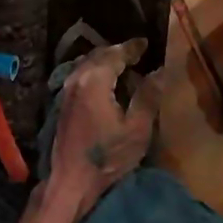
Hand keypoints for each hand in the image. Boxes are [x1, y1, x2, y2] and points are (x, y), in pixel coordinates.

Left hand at [45, 39, 160, 216]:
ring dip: (105, 60)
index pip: (115, 54)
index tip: (146, 43)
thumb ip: (147, 97)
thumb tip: (159, 71)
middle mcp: (77, 78)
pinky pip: (81, 74)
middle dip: (118, 51)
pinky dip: (95, 70)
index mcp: (94, 80)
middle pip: (98, 55)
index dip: (131, 48)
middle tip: (136, 52)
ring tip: (124, 63)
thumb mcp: (136, 130)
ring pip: (87, 64)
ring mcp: (67, 89)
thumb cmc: (107, 157)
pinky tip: (106, 80)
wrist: (71, 179)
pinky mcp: (63, 101)